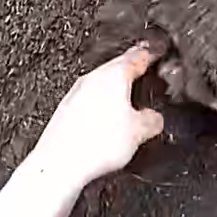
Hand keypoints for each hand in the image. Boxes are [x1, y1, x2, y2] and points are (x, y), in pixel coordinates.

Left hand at [24, 43, 165, 186]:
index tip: (156, 53)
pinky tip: (104, 121)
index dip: (151, 55)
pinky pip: (90, 99)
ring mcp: (77, 93)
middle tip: (144, 71)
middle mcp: (93, 78)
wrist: (60, 164)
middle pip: (117, 67)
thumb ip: (153, 119)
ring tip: (127, 100)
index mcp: (114, 75)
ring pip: (102, 83)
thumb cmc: (95, 144)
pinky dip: (101, 104)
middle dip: (132, 69)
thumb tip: (155, 118)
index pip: (138, 56)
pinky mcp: (66, 109)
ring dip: (115, 89)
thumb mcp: (140, 132)